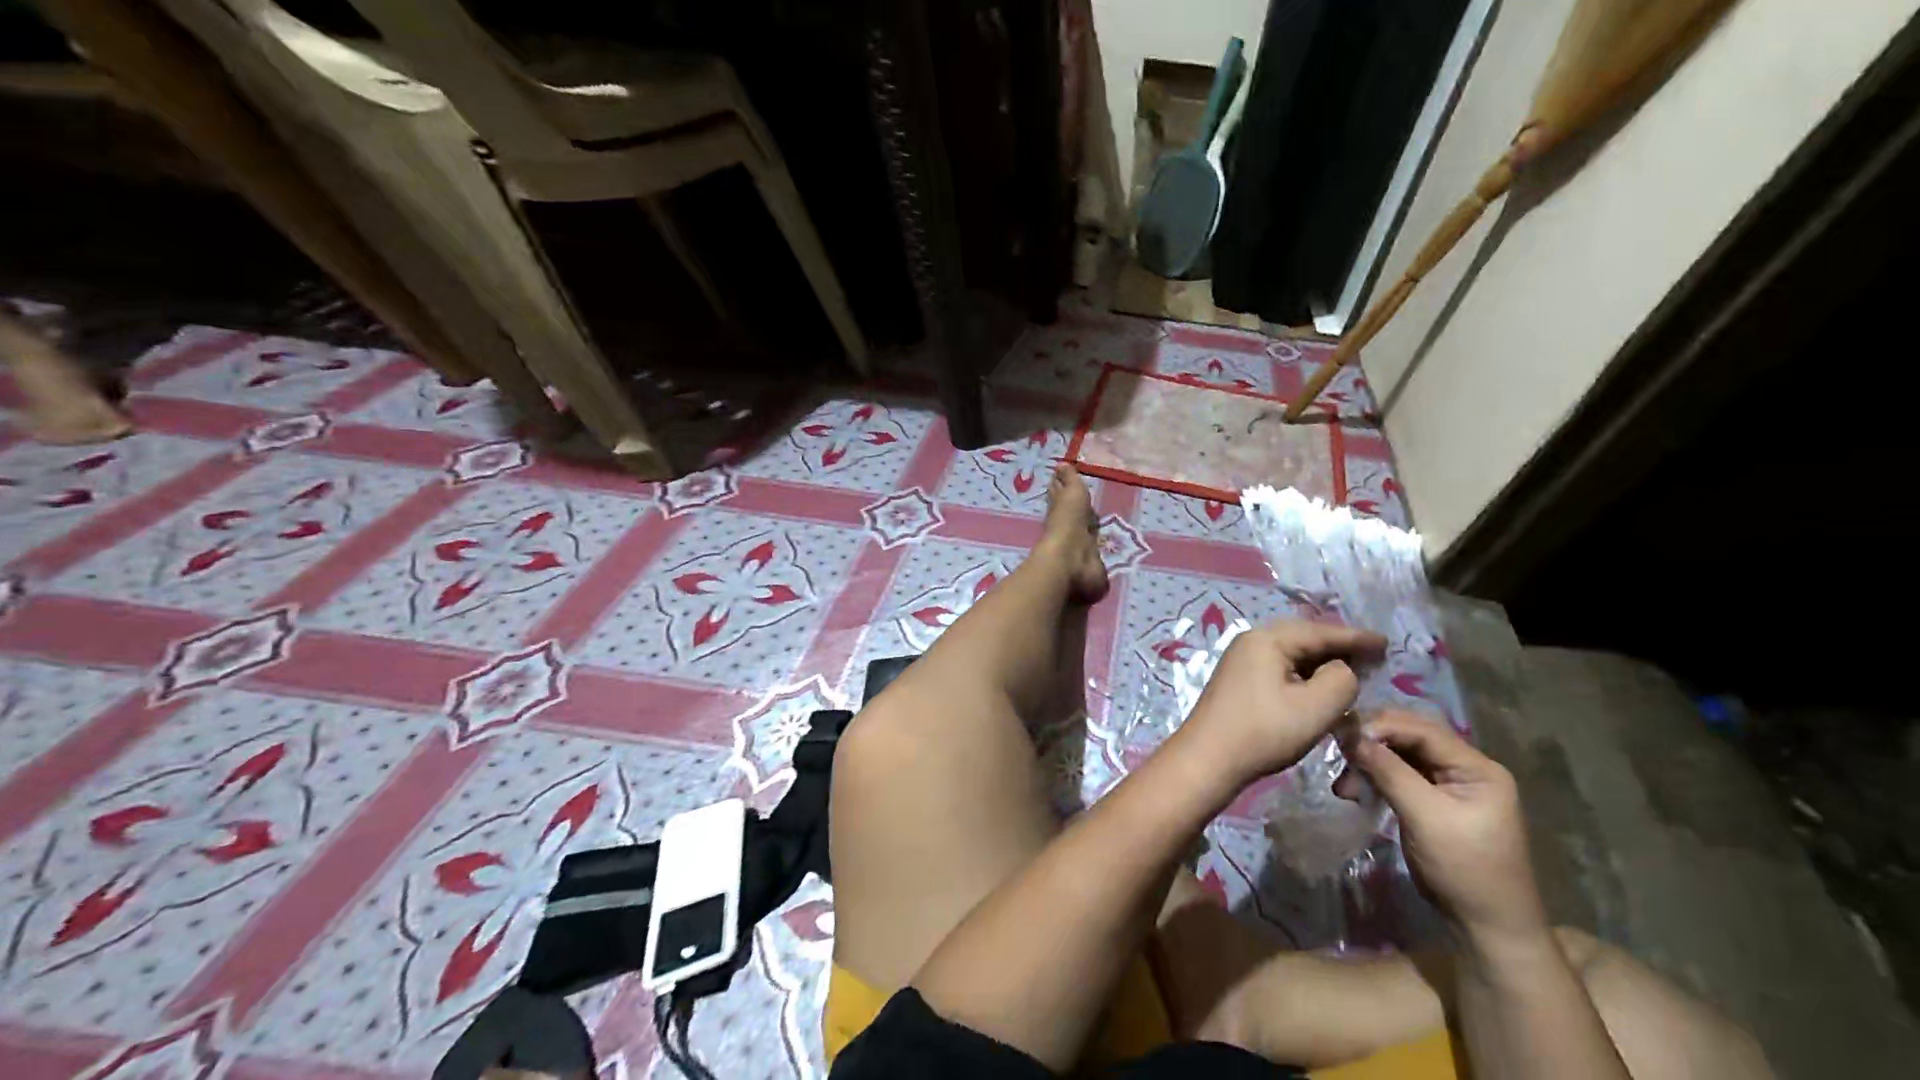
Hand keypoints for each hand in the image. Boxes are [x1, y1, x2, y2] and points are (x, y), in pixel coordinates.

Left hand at [1173, 619, 1385, 788]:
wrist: (1208, 759)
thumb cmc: (1263, 731)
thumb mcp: (1316, 706)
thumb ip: (1342, 679)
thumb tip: (1343, 669)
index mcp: (1267, 639)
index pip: (1321, 631)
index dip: (1356, 637)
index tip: (1387, 643)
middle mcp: (1251, 642)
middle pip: (1305, 638)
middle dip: (1340, 647)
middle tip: (1375, 657)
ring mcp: (1242, 661)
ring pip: (1292, 654)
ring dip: (1322, 662)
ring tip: (1354, 672)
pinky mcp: (1240, 682)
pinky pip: (1281, 668)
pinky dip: (1305, 675)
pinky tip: (1321, 688)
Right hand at [1337, 711, 1548, 944]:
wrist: (1489, 926)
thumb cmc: (1465, 868)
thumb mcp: (1425, 816)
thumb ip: (1389, 771)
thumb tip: (1351, 735)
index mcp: (1478, 768)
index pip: (1424, 730)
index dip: (1382, 725)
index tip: (1343, 733)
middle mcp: (1466, 769)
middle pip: (1411, 739)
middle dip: (1372, 744)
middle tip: (1338, 753)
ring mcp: (1451, 787)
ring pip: (1401, 758)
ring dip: (1370, 764)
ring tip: (1344, 785)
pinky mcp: (1434, 803)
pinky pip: (1400, 778)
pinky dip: (1376, 780)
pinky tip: (1355, 791)